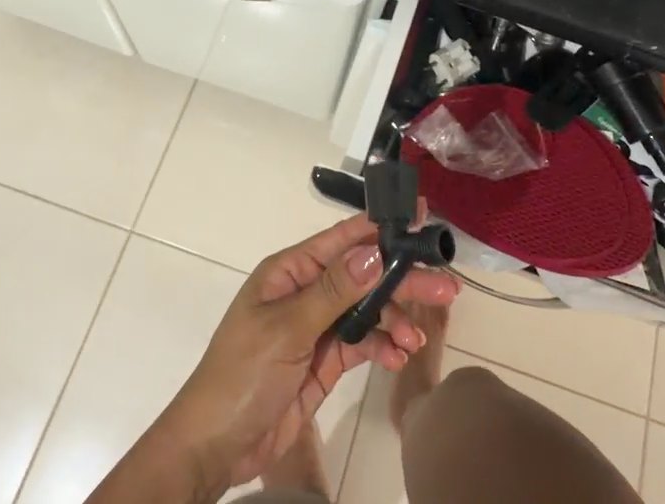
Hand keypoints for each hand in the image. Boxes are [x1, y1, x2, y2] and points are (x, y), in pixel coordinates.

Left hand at [158, 213, 459, 489]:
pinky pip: (363, 343)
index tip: (422, 218)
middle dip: (402, 280)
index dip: (381, 228)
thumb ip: (334, 291)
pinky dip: (384, 347)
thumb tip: (375, 250)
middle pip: (363, 276)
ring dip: (396, 320)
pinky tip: (399, 357)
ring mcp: (317, 327)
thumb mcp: (287, 328)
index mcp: (289, 271)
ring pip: (368, 310)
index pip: (342, 240)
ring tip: (416, 340)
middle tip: (446, 289)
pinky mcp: (326, 360)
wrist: (218, 445)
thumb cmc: (242, 375)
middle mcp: (306, 292)